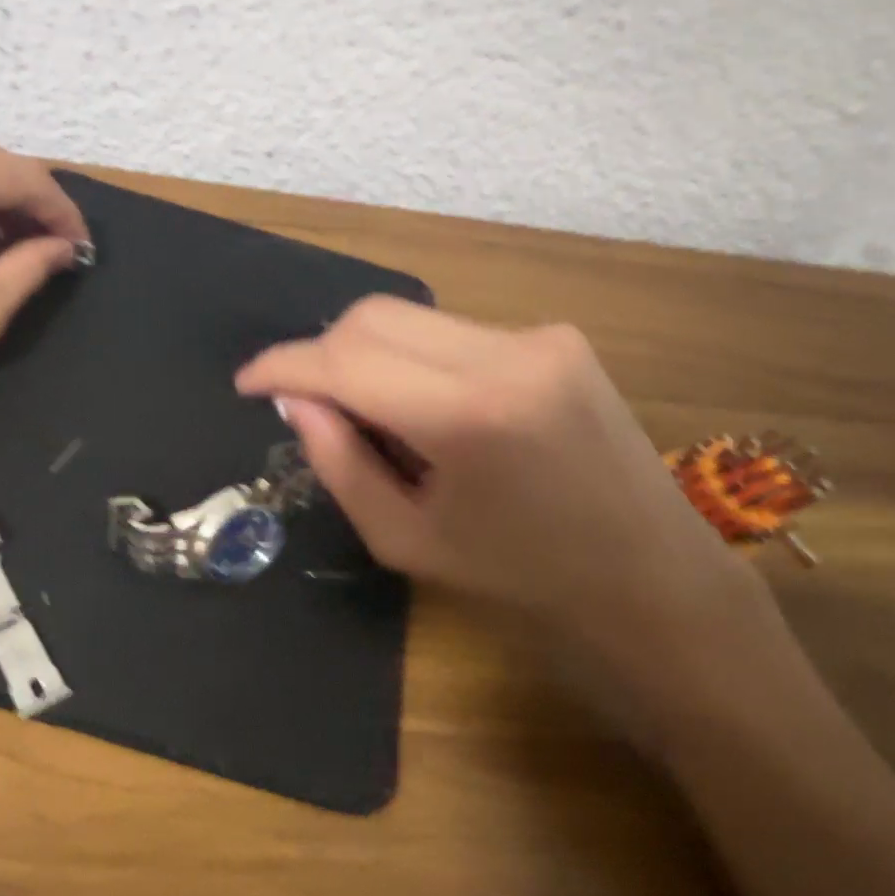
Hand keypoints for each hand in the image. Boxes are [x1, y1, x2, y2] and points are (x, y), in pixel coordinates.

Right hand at [236, 295, 754, 649]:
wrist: (649, 577)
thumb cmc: (519, 578)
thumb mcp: (404, 540)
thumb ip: (339, 464)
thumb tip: (295, 402)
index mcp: (468, 415)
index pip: (346, 359)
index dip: (282, 365)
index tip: (246, 384)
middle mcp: (507, 354)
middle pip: (374, 317)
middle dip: (321, 353)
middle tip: (304, 406)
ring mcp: (539, 338)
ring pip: (411, 320)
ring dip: (368, 357)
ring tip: (371, 421)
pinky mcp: (557, 340)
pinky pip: (451, 335)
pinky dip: (414, 362)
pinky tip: (425, 414)